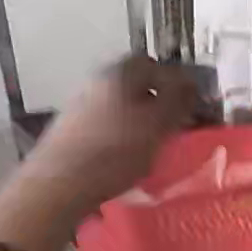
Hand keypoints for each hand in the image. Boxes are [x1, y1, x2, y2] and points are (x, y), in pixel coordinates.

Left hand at [0, 56, 197, 250]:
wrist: (58, 185)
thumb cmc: (114, 152)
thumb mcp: (157, 126)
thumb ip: (178, 101)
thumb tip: (193, 85)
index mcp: (119, 73)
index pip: (155, 65)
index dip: (176, 83)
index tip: (190, 107)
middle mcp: (97, 82)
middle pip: (136, 86)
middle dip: (158, 105)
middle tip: (173, 129)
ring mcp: (80, 107)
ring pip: (121, 108)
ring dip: (140, 124)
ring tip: (152, 149)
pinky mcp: (71, 133)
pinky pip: (106, 128)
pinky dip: (121, 139)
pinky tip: (126, 161)